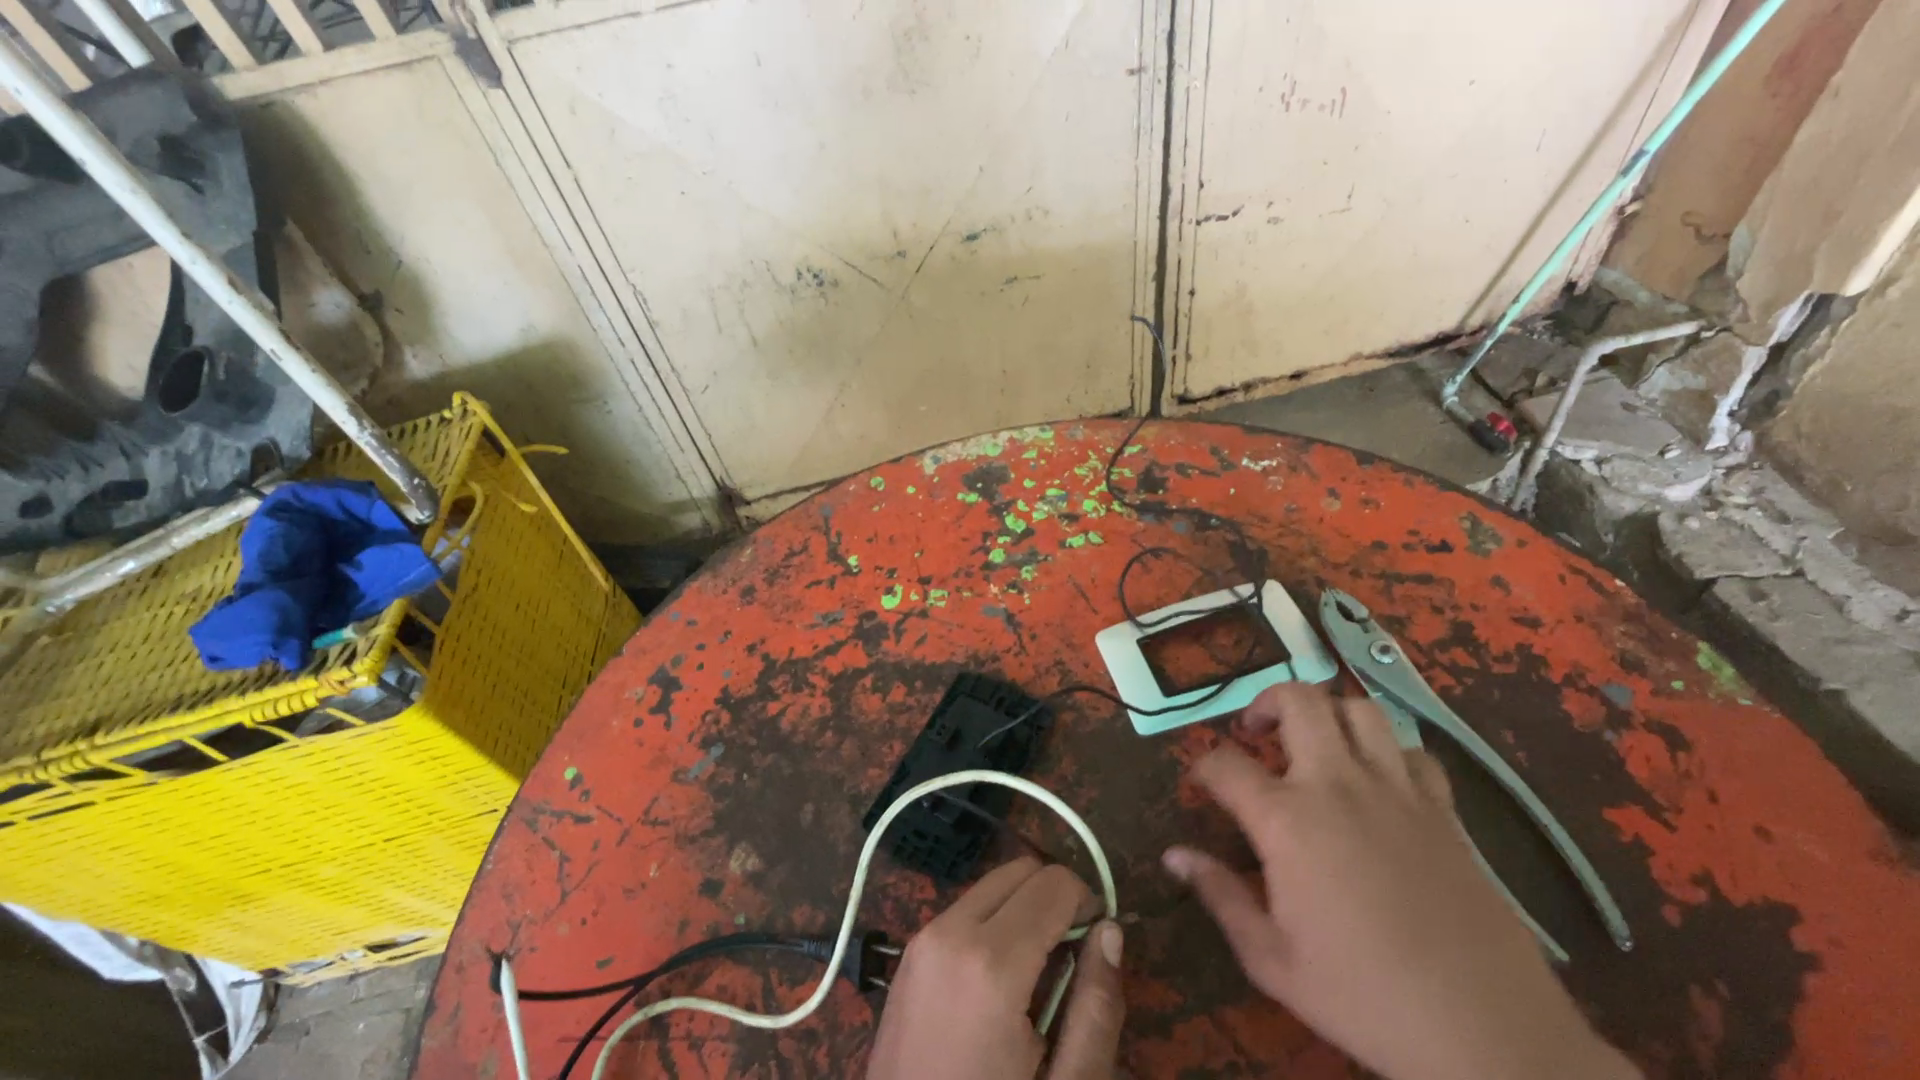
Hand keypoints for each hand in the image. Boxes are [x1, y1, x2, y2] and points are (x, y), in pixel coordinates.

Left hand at [866, 856, 1125, 1079]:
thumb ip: (1096, 1005)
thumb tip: (1110, 930)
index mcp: (991, 963)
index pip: (1055, 883)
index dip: (1088, 905)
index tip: (1097, 947)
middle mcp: (950, 932)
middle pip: (1020, 871)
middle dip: (1055, 899)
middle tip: (1072, 958)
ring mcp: (921, 940)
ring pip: (991, 887)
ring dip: (1023, 910)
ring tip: (1037, 977)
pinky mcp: (908, 955)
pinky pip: (964, 912)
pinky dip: (993, 924)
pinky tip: (1000, 982)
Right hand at [1164, 683, 1637, 1079]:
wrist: (1482, 1023)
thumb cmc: (1361, 995)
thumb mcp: (1270, 959)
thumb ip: (1220, 895)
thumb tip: (1176, 855)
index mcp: (1287, 821)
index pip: (1226, 764)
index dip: (1203, 765)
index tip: (1200, 781)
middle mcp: (1338, 785)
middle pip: (1298, 701)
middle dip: (1265, 703)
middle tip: (1255, 733)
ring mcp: (1397, 790)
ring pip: (1360, 709)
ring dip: (1328, 714)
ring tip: (1315, 743)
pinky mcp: (1444, 808)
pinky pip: (1413, 751)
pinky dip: (1388, 751)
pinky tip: (1379, 782)